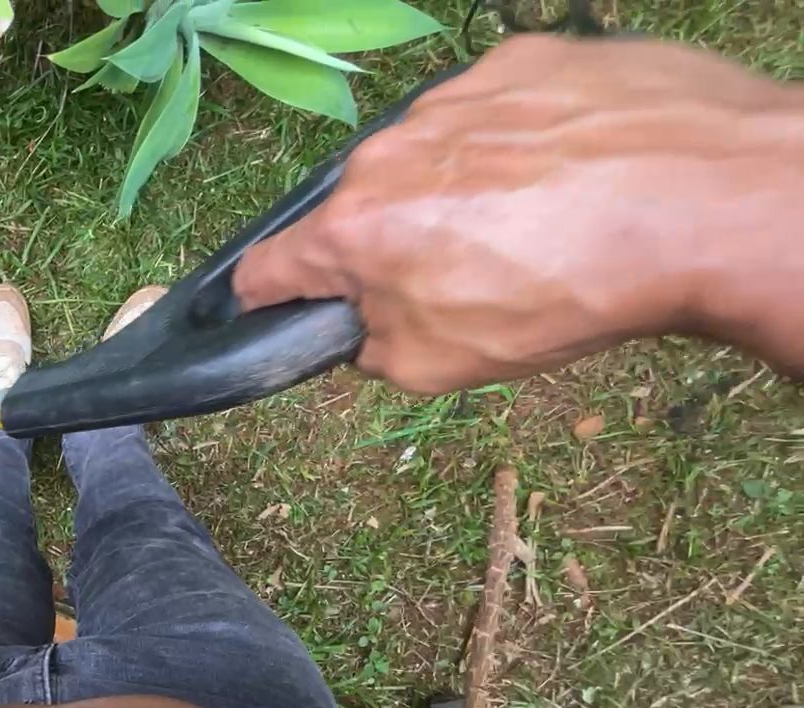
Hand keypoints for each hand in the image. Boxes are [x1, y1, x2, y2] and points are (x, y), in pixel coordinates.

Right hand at [233, 36, 803, 393]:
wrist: (729, 207)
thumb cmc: (566, 297)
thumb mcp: (430, 366)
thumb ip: (362, 346)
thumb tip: (359, 321)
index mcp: (348, 231)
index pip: (260, 270)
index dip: (264, 297)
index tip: (286, 306)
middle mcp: (382, 155)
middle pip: (344, 212)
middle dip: (371, 244)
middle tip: (441, 271)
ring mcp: (454, 98)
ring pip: (411, 160)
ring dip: (434, 191)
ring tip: (514, 216)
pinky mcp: (524, 59)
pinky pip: (481, 111)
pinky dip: (498, 143)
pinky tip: (554, 168)